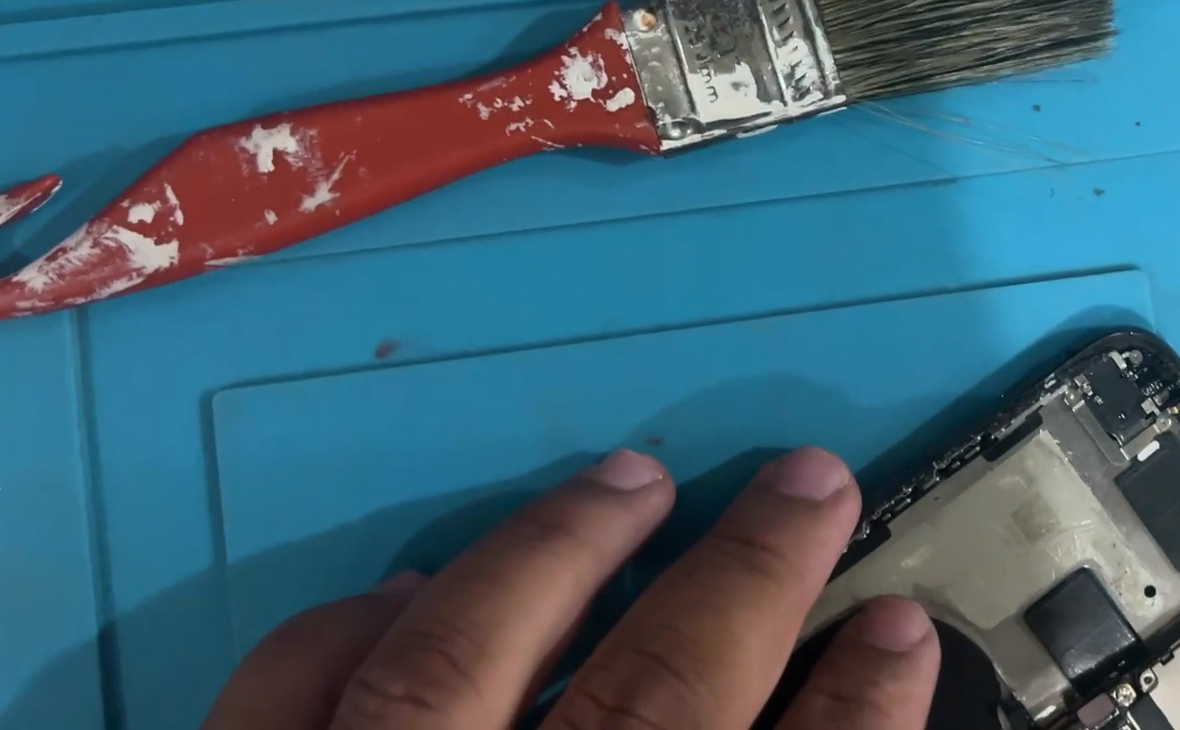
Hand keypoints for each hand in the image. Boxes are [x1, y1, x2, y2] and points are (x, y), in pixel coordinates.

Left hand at [204, 447, 940, 729]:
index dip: (863, 708)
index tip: (905, 625)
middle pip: (658, 698)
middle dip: (754, 572)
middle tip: (815, 478)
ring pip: (460, 665)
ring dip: (566, 549)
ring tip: (636, 474)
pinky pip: (274, 724)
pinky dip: (337, 643)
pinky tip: (407, 591)